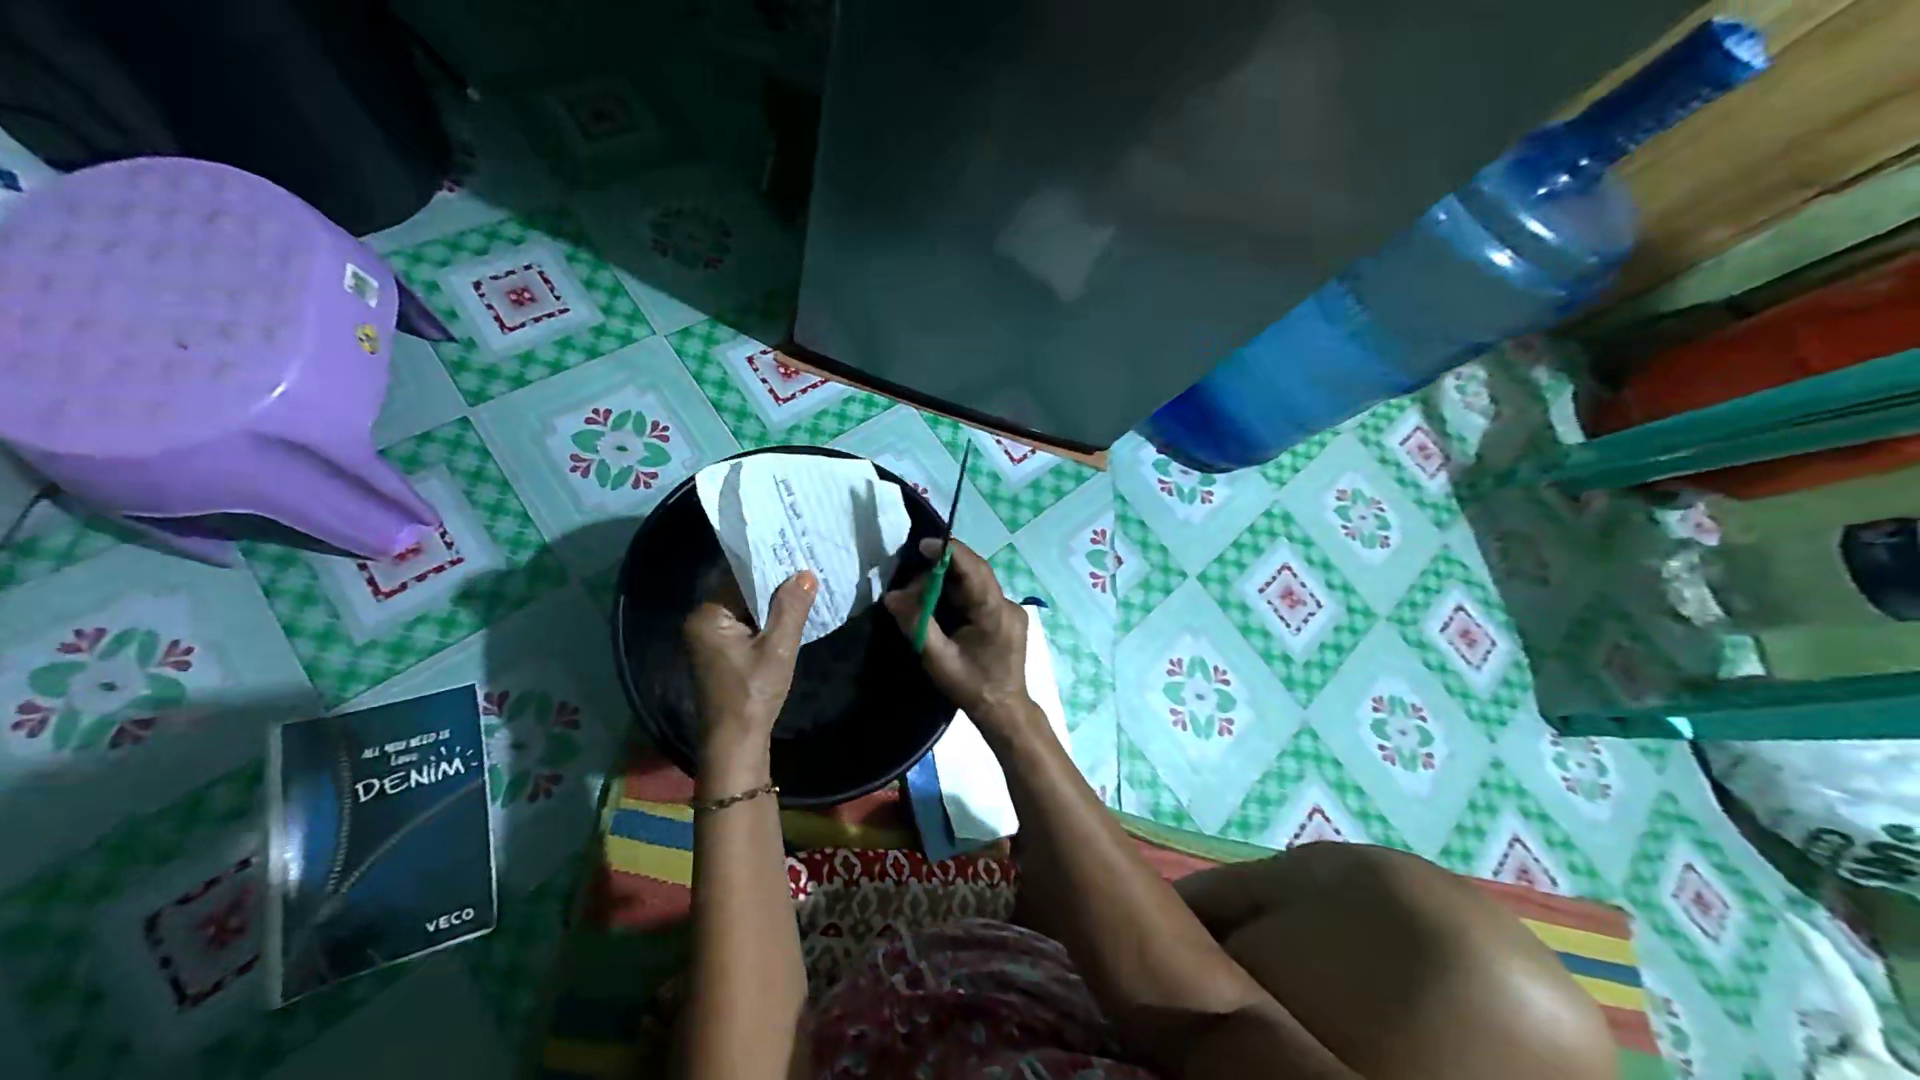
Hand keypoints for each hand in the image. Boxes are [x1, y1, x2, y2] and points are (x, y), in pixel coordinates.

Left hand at [683, 570, 817, 752]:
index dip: (769, 565)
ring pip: (746, 609)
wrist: (736, 741)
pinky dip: (766, 620)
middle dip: (773, 583)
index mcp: (708, 615)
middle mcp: (702, 621)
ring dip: (772, 603)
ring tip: (805, 585)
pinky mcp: (721, 652)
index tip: (795, 552)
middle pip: (742, 591)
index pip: (739, 576)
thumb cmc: (753, 692)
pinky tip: (791, 614)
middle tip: (806, 566)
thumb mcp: (778, 648)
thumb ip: (790, 608)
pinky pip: (746, 625)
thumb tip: (805, 573)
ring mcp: (709, 638)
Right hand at [883, 538, 1036, 733]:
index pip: (975, 571)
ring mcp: (1010, 609)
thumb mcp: (938, 660)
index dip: (950, 553)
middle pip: (974, 572)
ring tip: (920, 593)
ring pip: (976, 581)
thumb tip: (892, 596)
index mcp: (994, 614)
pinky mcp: (1006, 614)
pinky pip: (979, 592)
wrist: (1004, 709)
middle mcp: (1007, 605)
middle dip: (942, 568)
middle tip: (912, 581)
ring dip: (948, 581)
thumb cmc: (970, 687)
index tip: (924, 546)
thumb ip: (916, 625)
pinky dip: (958, 591)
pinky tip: (940, 603)